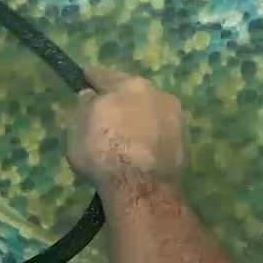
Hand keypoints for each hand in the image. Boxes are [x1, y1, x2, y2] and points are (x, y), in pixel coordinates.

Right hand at [66, 67, 186, 191]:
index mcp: (129, 85)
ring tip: (126, 136)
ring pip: (150, 112)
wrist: (142, 186)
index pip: (104, 75)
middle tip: (107, 112)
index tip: (85, 79)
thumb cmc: (103, 151)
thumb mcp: (77, 127)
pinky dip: (150, 138)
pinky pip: (161, 134)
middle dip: (120, 99)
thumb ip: (84, 106)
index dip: (91, 78)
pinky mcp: (185, 144)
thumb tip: (91, 96)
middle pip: (133, 93)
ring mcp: (176, 119)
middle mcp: (158, 94)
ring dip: (139, 119)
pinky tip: (141, 152)